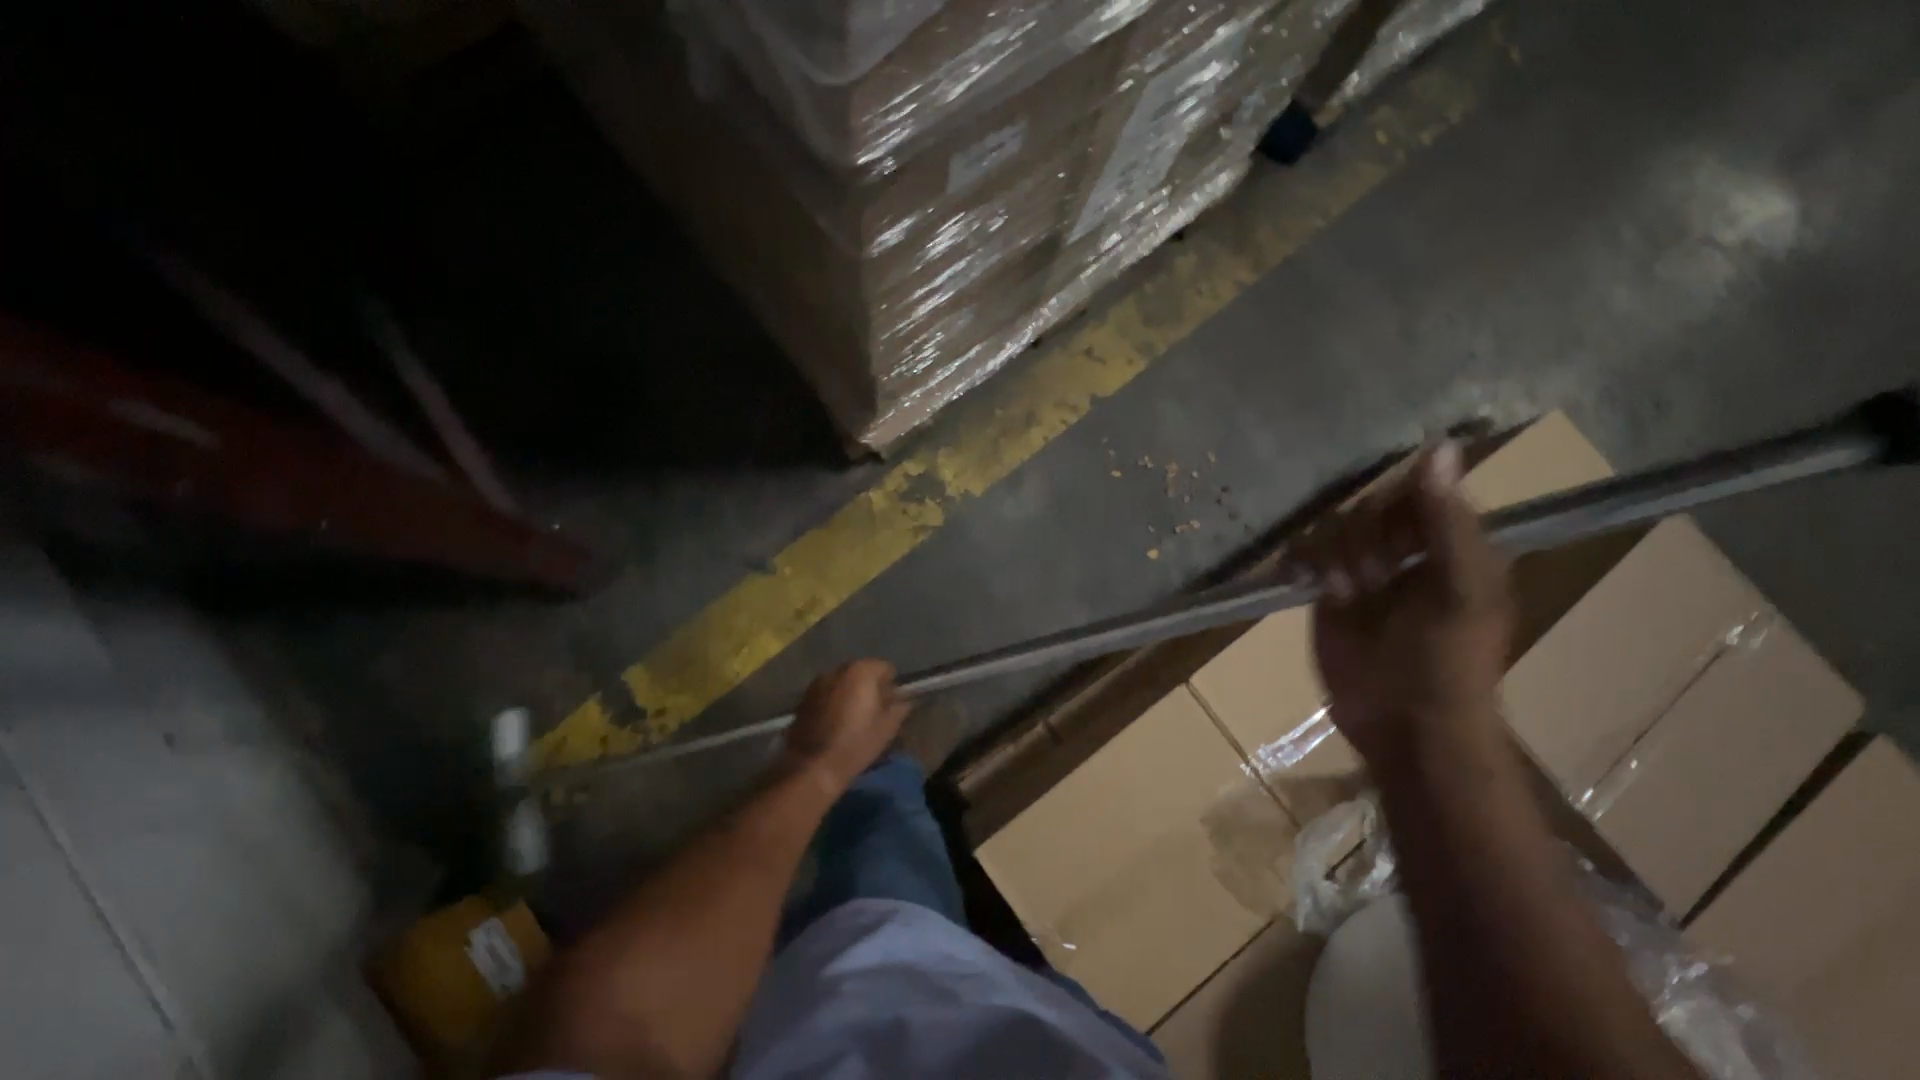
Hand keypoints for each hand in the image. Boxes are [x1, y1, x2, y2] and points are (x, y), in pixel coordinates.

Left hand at [783, 660, 911, 791]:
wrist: (812, 765)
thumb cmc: (856, 744)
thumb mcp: (887, 728)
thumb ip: (899, 708)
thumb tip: (904, 700)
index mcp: (861, 672)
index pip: (885, 667)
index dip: (891, 685)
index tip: (891, 704)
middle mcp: (837, 670)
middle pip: (861, 671)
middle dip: (870, 686)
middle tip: (874, 711)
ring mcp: (817, 682)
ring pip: (842, 682)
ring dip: (850, 693)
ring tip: (854, 717)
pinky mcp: (803, 698)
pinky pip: (827, 693)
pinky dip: (834, 701)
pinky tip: (835, 722)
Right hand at [1296, 442, 1512, 762]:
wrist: (1404, 726)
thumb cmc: (1448, 663)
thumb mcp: (1461, 591)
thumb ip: (1449, 522)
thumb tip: (1441, 446)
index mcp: (1455, 543)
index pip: (1421, 489)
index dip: (1402, 505)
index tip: (1400, 541)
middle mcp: (1409, 549)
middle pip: (1370, 505)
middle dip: (1364, 538)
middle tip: (1373, 580)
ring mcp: (1364, 569)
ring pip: (1333, 526)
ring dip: (1335, 556)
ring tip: (1346, 595)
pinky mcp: (1327, 592)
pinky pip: (1304, 553)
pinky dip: (1302, 563)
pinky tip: (1312, 586)